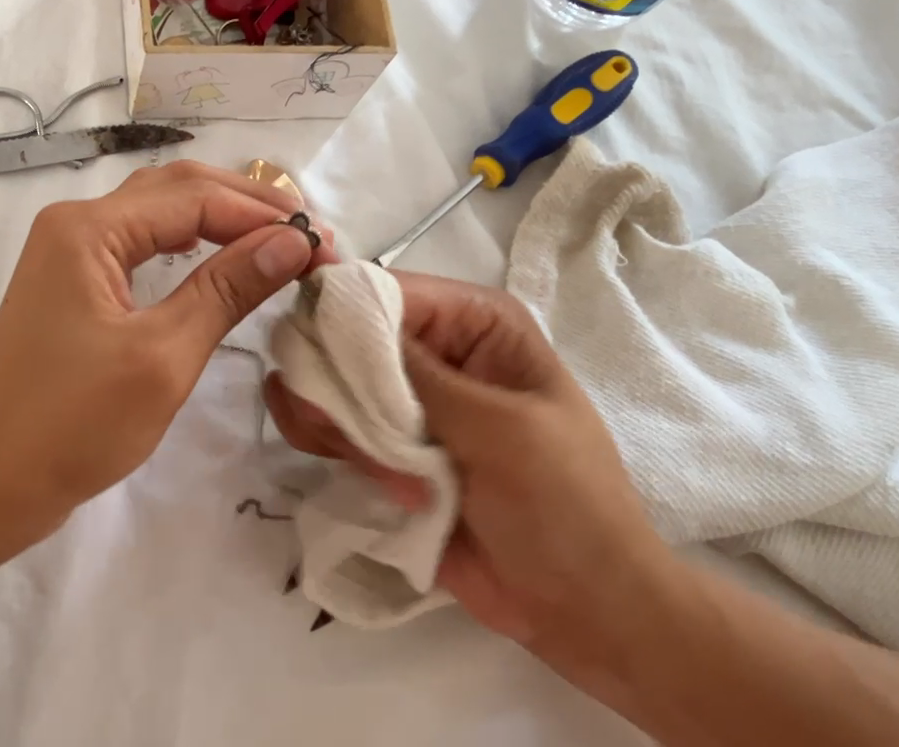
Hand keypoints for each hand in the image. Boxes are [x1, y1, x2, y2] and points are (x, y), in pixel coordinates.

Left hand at [0, 162, 335, 560]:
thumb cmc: (75, 425)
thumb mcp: (163, 356)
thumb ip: (227, 288)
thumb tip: (292, 239)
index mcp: (88, 229)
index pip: (194, 198)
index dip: (263, 216)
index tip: (325, 245)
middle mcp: (73, 224)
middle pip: (174, 189)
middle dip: (244, 204)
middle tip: (309, 233)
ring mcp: (67, 252)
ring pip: (156, 212)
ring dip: (218, 218)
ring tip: (277, 238)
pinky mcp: (70, 283)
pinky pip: (137, 243)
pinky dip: (185, 242)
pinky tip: (216, 254)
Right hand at [264, 271, 679, 668]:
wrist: (579, 605)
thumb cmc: (563, 503)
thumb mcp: (500, 428)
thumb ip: (415, 375)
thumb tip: (333, 317)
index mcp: (472, 322)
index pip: (379, 291)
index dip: (339, 317)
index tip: (319, 364)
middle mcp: (429, 349)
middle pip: (336, 335)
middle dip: (332, 383)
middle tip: (347, 433)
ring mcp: (399, 399)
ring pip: (321, 380)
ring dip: (336, 426)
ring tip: (390, 476)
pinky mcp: (378, 443)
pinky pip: (324, 424)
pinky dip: (332, 448)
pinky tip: (381, 486)